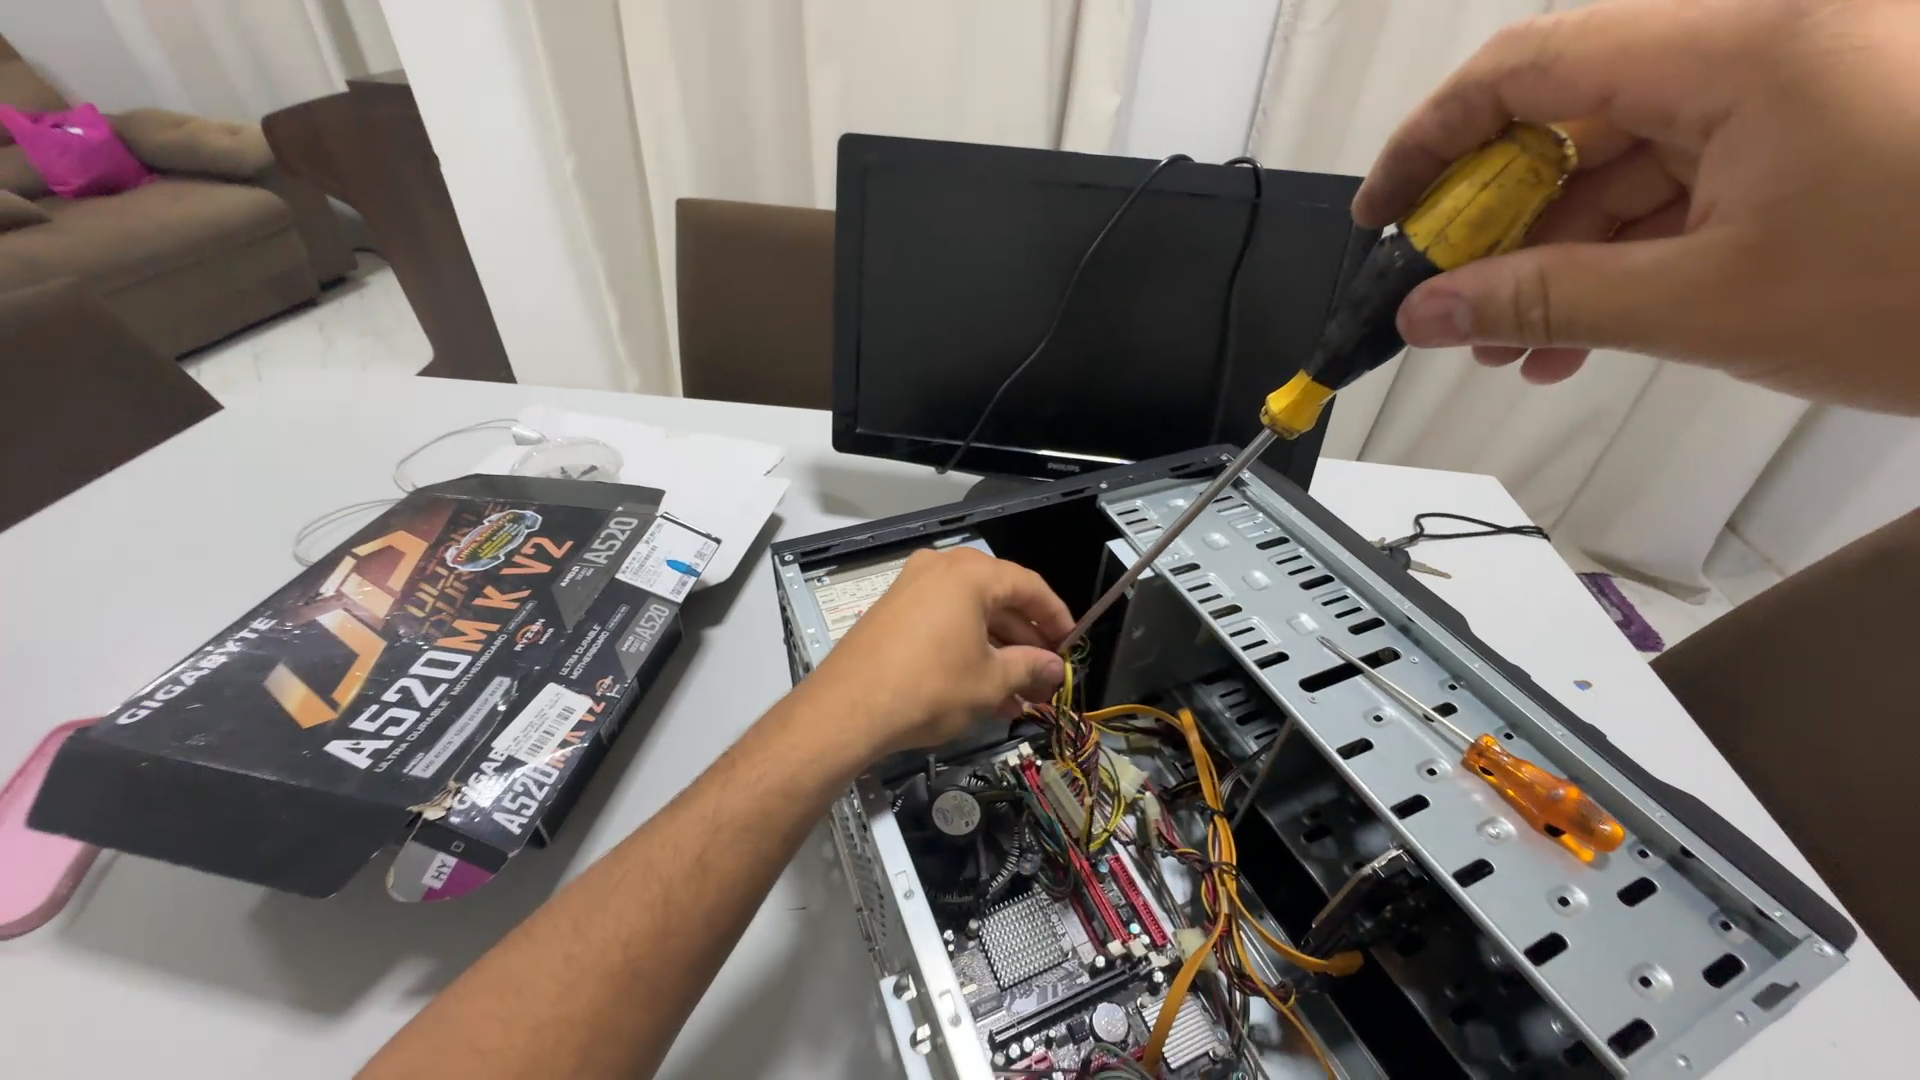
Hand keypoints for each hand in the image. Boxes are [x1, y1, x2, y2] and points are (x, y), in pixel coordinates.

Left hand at [802, 547, 1071, 756]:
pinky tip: (984, 689)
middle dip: (1026, 641)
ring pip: (971, 615)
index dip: (1056, 616)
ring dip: (998, 652)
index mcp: (969, 573)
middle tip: (1046, 675)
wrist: (847, 709)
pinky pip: (945, 623)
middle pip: (998, 599)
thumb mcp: (990, 681)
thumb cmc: (928, 688)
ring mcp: (912, 588)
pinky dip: (968, 650)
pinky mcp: (893, 612)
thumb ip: (1030, 668)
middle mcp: (940, 569)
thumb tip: (1055, 667)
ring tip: (1019, 694)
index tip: (1071, 643)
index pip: (1029, 586)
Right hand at [1355, 0, 1919, 413]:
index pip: (1526, 68)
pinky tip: (1570, 337)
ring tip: (1501, 343)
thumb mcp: (1706, 303)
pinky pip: (1664, 196)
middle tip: (1439, 301)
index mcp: (1741, 48)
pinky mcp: (1802, 144)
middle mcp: (1759, 49)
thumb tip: (1425, 312)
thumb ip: (1543, 302)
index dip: (1429, 141)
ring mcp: (1783, 97)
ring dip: (1541, 262)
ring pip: (1607, 170)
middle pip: (1558, 124)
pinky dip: (1607, 265)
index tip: (1383, 213)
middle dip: (1485, 225)